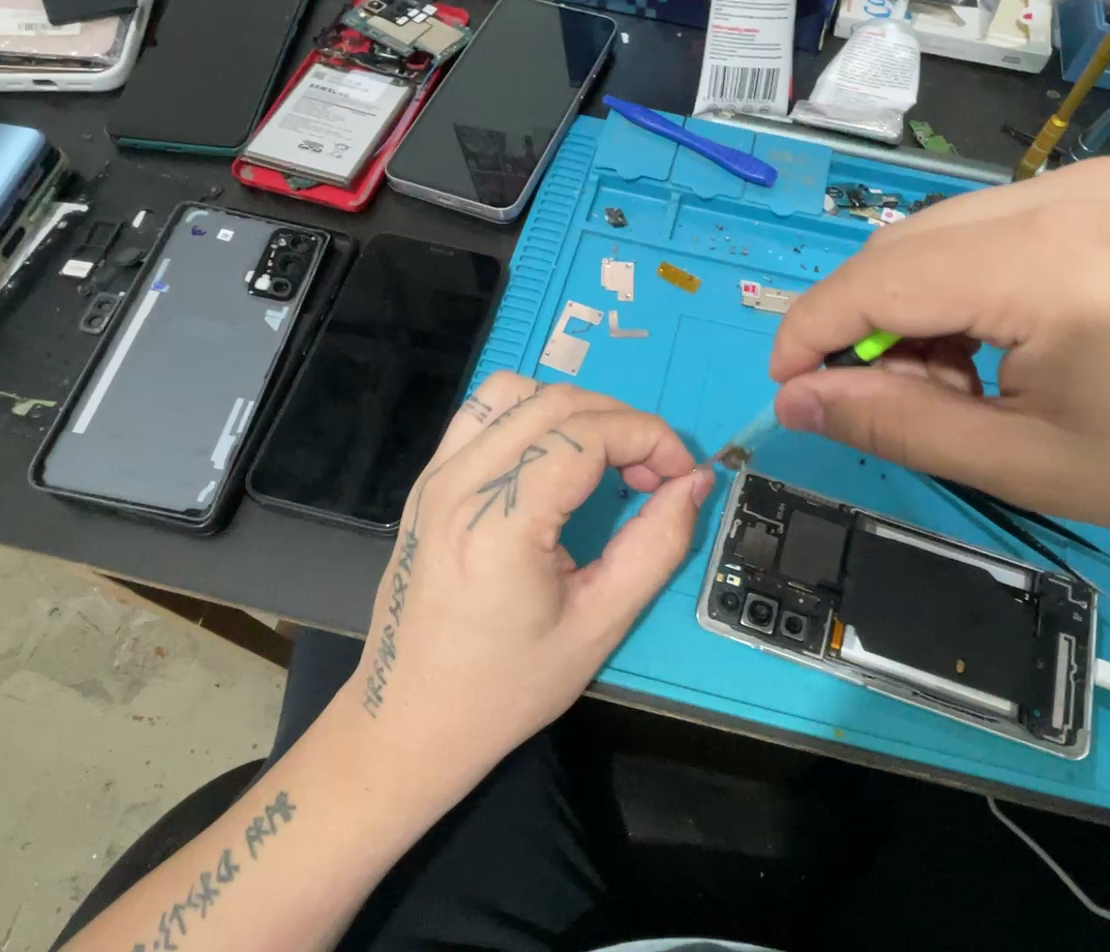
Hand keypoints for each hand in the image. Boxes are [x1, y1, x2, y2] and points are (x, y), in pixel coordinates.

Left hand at [343, 372, 712, 787]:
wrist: (414, 717)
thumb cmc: (508, 687)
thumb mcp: (600, 626)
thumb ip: (657, 546)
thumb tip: (696, 482)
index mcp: (501, 524)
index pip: (587, 434)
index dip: (650, 439)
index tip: (682, 475)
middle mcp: (459, 483)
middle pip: (557, 403)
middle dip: (623, 423)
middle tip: (654, 477)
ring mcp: (434, 476)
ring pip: (515, 392)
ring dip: (576, 412)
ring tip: (606, 461)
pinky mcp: (426, 481)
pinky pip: (482, 413)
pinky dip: (531, 414)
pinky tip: (553, 459)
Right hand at [769, 158, 1109, 578]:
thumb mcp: (1021, 463)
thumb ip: (893, 423)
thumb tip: (793, 399)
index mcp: (1052, 266)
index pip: (880, 279)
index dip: (811, 330)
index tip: (784, 384)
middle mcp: (1068, 196)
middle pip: (901, 247)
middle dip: (858, 323)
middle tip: (868, 397)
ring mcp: (1094, 182)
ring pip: (939, 235)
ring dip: (906, 305)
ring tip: (938, 379)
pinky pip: (987, 229)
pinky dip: (955, 285)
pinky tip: (984, 341)